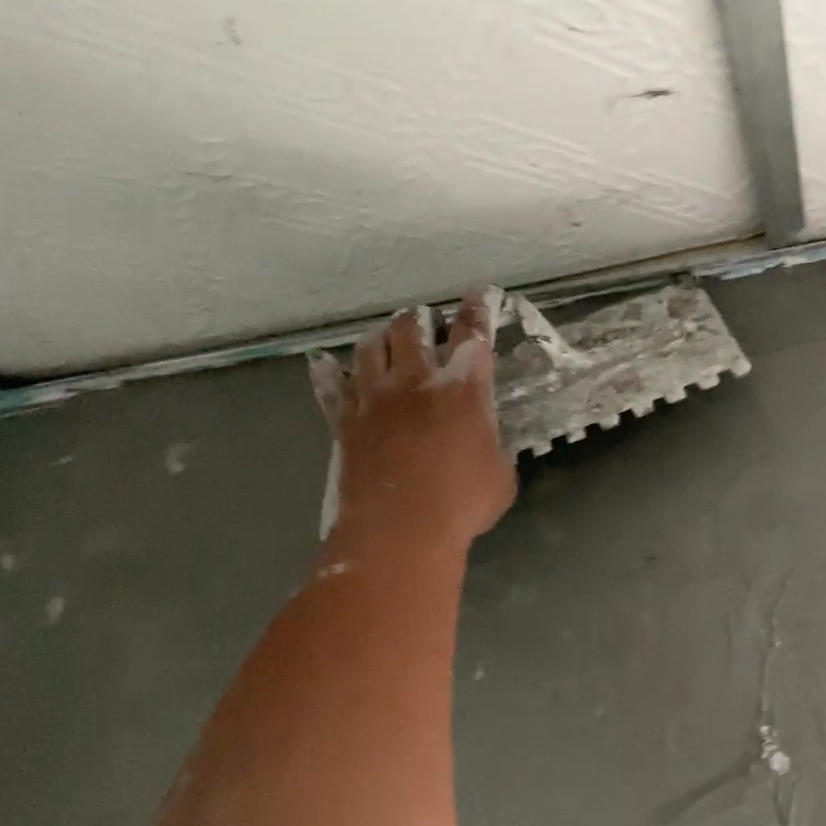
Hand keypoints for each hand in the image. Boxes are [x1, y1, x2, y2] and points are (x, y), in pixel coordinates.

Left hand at [308, 288, 515, 557]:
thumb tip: (486, 442)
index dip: (479, 310)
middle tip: (428, 320)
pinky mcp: (345, 422)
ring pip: (370, 347)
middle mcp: (416, 381)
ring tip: (388, 338)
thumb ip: (494, 446)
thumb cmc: (463, 504)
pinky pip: (330, 387)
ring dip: (382, 337)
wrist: (400, 531)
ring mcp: (374, 399)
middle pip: (412, 329)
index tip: (481, 295)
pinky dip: (328, 373)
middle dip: (423, 319)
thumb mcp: (501, 473)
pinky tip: (324, 364)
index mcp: (464, 389)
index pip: (473, 335)